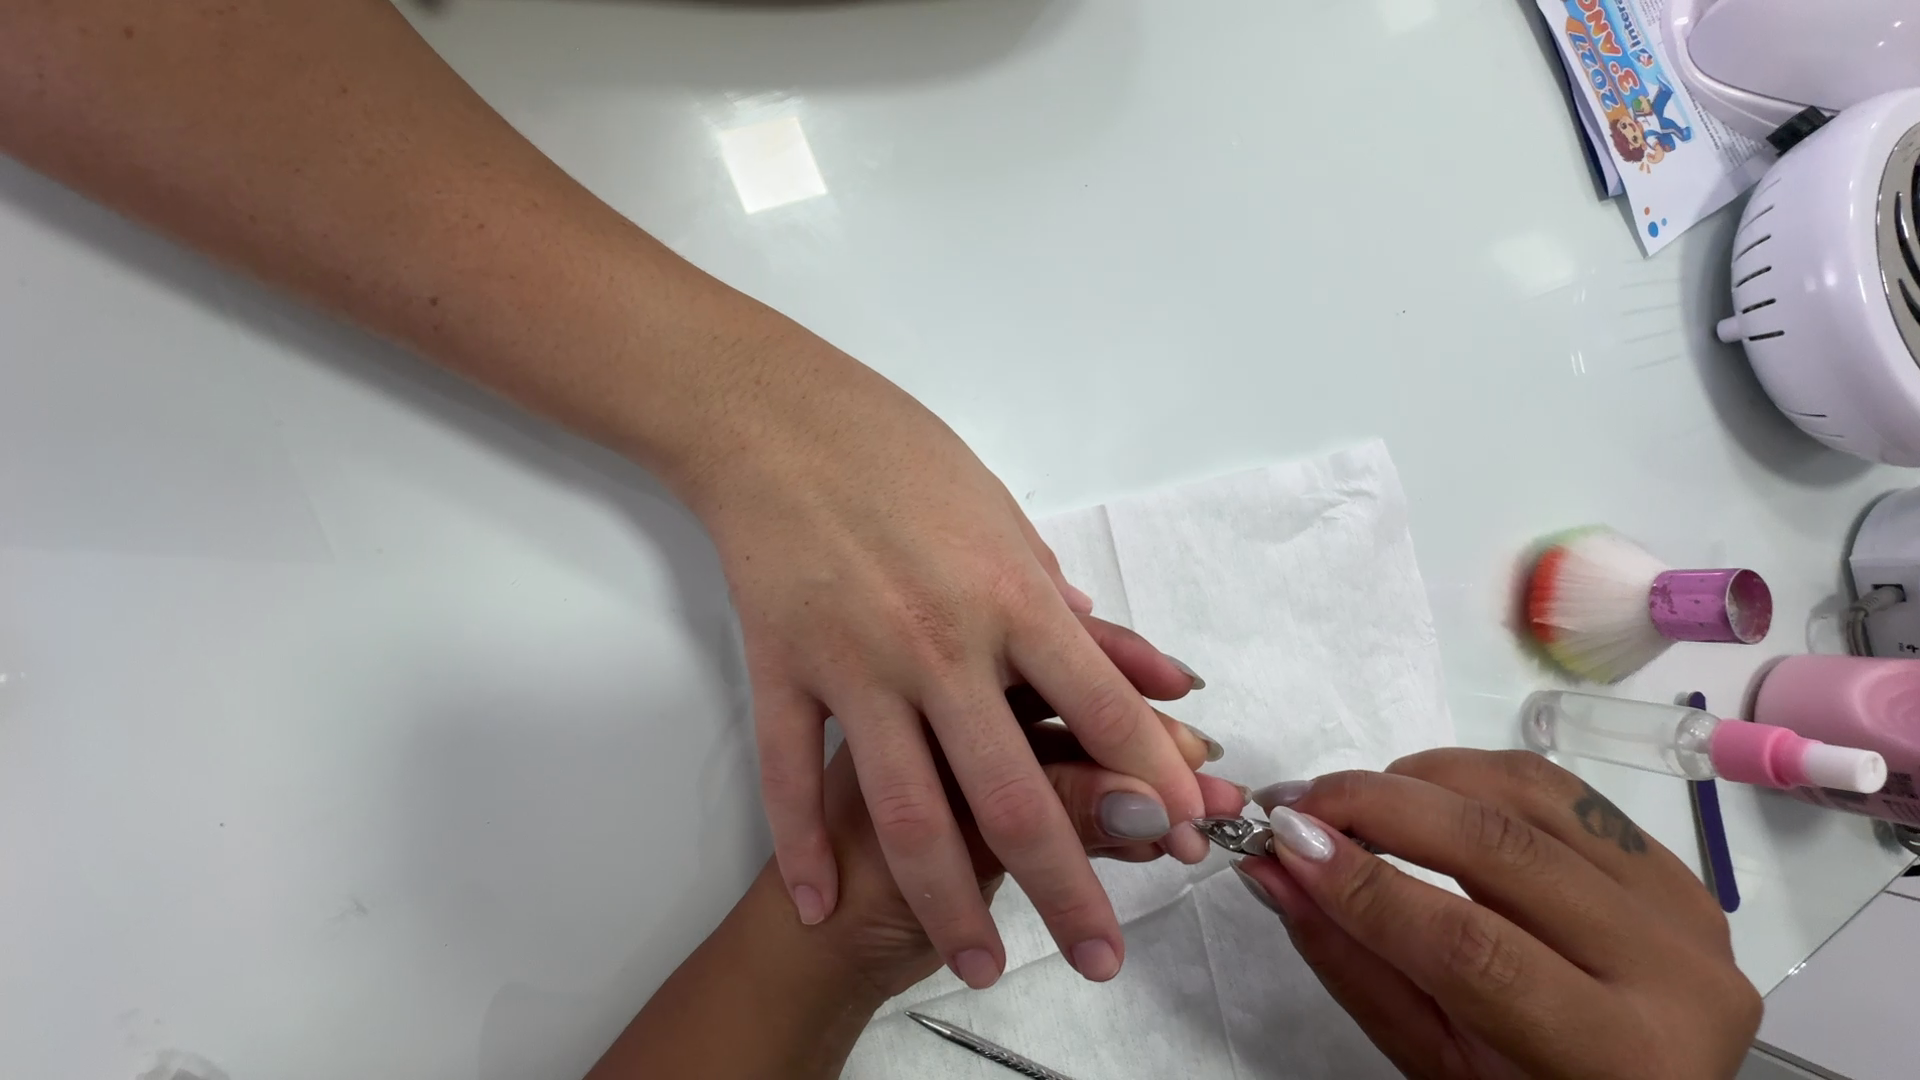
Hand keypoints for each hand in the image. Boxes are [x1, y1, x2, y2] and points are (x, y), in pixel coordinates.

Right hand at [674, 338, 1208, 988]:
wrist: (778, 420)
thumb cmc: (899, 453)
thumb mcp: (1001, 514)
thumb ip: (1061, 601)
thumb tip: (1130, 660)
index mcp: (1007, 594)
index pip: (1100, 707)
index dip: (1154, 779)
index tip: (1187, 835)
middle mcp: (940, 642)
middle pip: (1015, 788)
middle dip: (1068, 886)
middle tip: (1103, 956)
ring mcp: (854, 663)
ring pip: (908, 811)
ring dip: (949, 902)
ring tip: (984, 965)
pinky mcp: (780, 669)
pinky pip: (790, 775)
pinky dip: (802, 847)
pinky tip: (820, 905)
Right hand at [1236, 750, 1759, 1079]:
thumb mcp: (1426, 1053)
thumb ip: (1345, 955)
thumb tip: (1268, 864)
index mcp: (1618, 1058)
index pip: (1470, 948)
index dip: (1365, 884)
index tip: (1280, 837)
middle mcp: (1672, 970)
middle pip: (1496, 847)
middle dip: (1372, 805)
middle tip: (1295, 801)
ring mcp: (1677, 902)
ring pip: (1521, 790)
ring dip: (1414, 778)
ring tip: (1355, 803)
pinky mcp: (1664, 859)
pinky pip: (1547, 782)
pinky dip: (1462, 771)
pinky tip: (1421, 797)